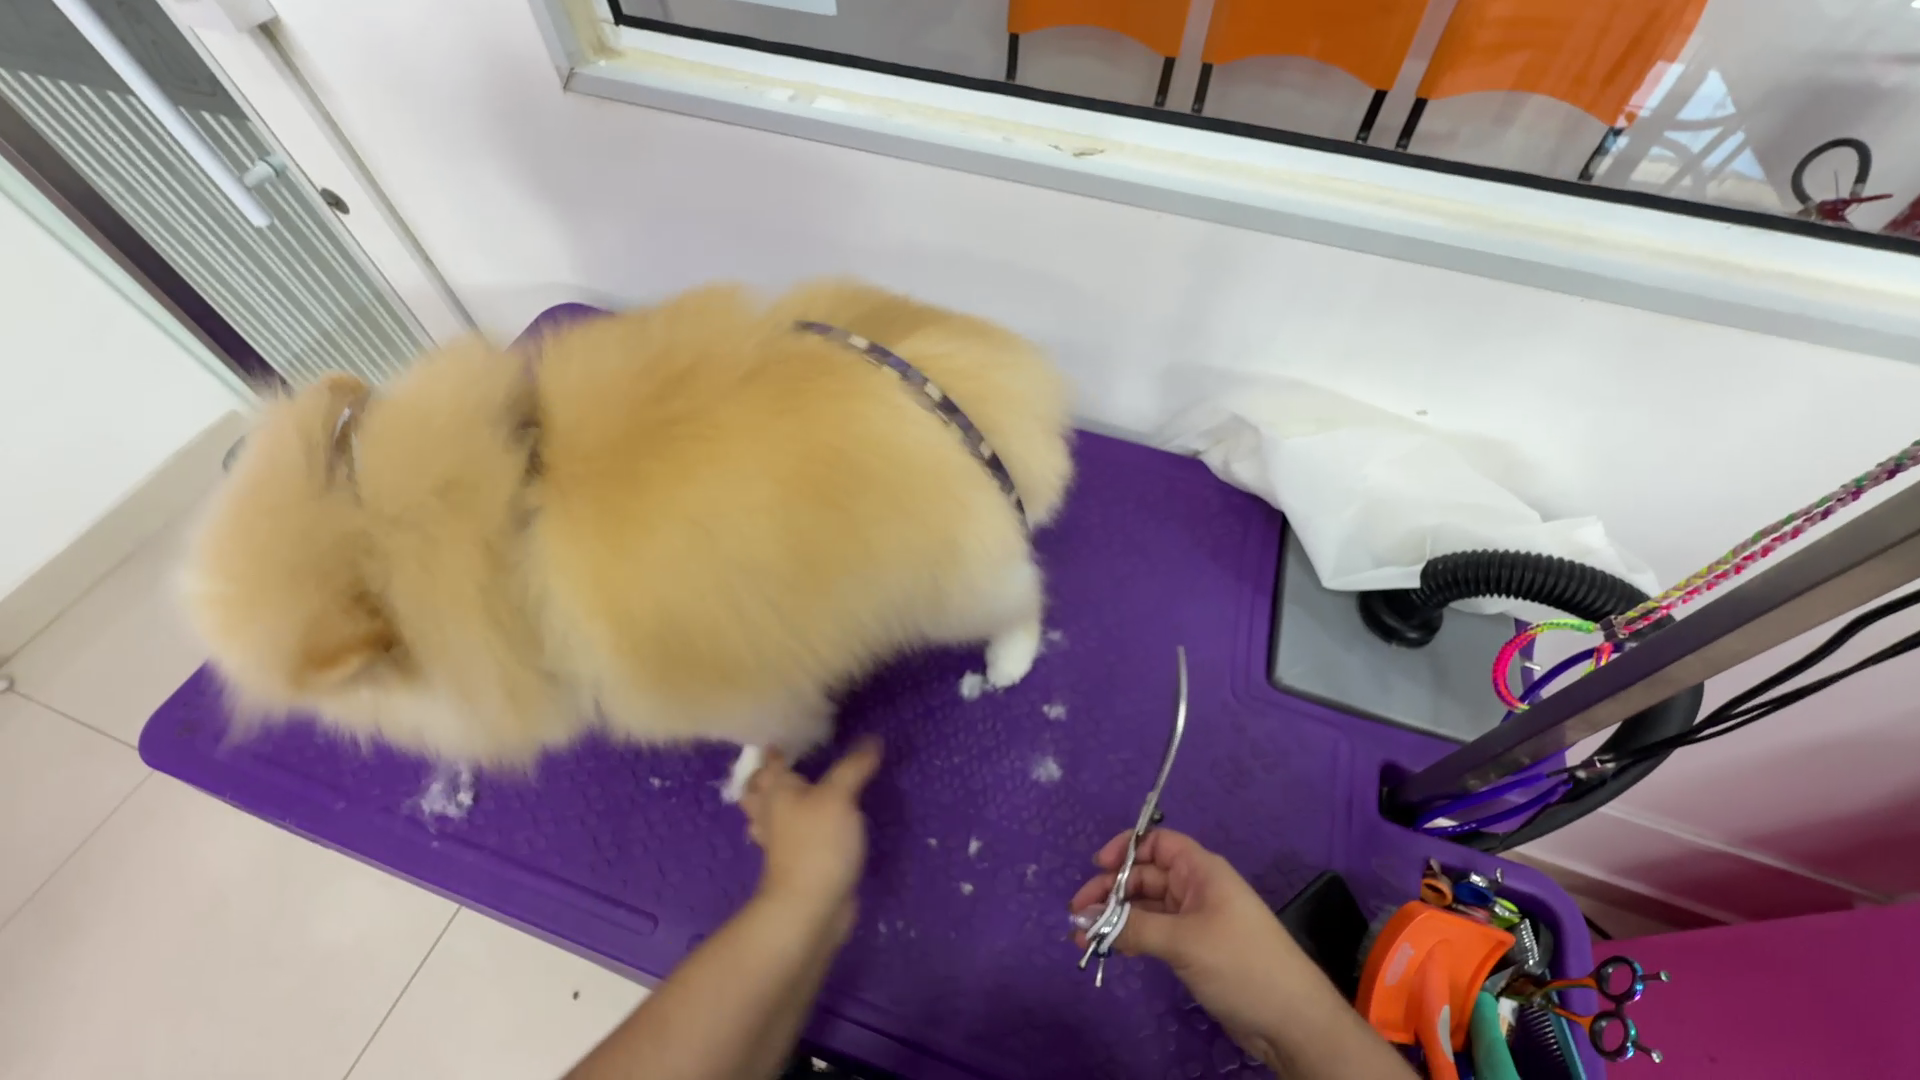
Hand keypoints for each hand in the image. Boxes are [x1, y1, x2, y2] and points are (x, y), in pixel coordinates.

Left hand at [740, 738, 882, 936]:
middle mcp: (772, 813)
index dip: (777, 748)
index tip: (789, 735)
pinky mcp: (796, 863)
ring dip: (776, 804)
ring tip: (796, 791)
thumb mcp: (840, 796)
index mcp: (777, 791)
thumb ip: (854, 767)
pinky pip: (790, 838)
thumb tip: (872, 740)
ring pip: (770, 815)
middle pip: (759, 790)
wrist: (810, 907)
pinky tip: (813, 827)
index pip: (771, 762)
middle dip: (766, 777)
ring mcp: (780, 842)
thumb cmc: (818, 843)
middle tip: (787, 762)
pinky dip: (796, 829)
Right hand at [1068, 829, 1322, 1061]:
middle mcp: (1196, 888)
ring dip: (1115, 918)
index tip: (1097, 866)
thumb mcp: (1183, 940)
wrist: (1291, 1021)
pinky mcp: (1193, 949)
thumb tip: (1085, 918)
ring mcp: (1194, 920)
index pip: (1158, 843)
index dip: (1127, 848)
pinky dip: (1129, 937)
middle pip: (1145, 877)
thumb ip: (1132, 926)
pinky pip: (1153, 932)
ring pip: (1145, 907)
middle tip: (1078, 912)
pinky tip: (1107, 947)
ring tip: (1082, 935)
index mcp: (1201, 870)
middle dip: (1111, 891)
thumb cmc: (1240, 963)